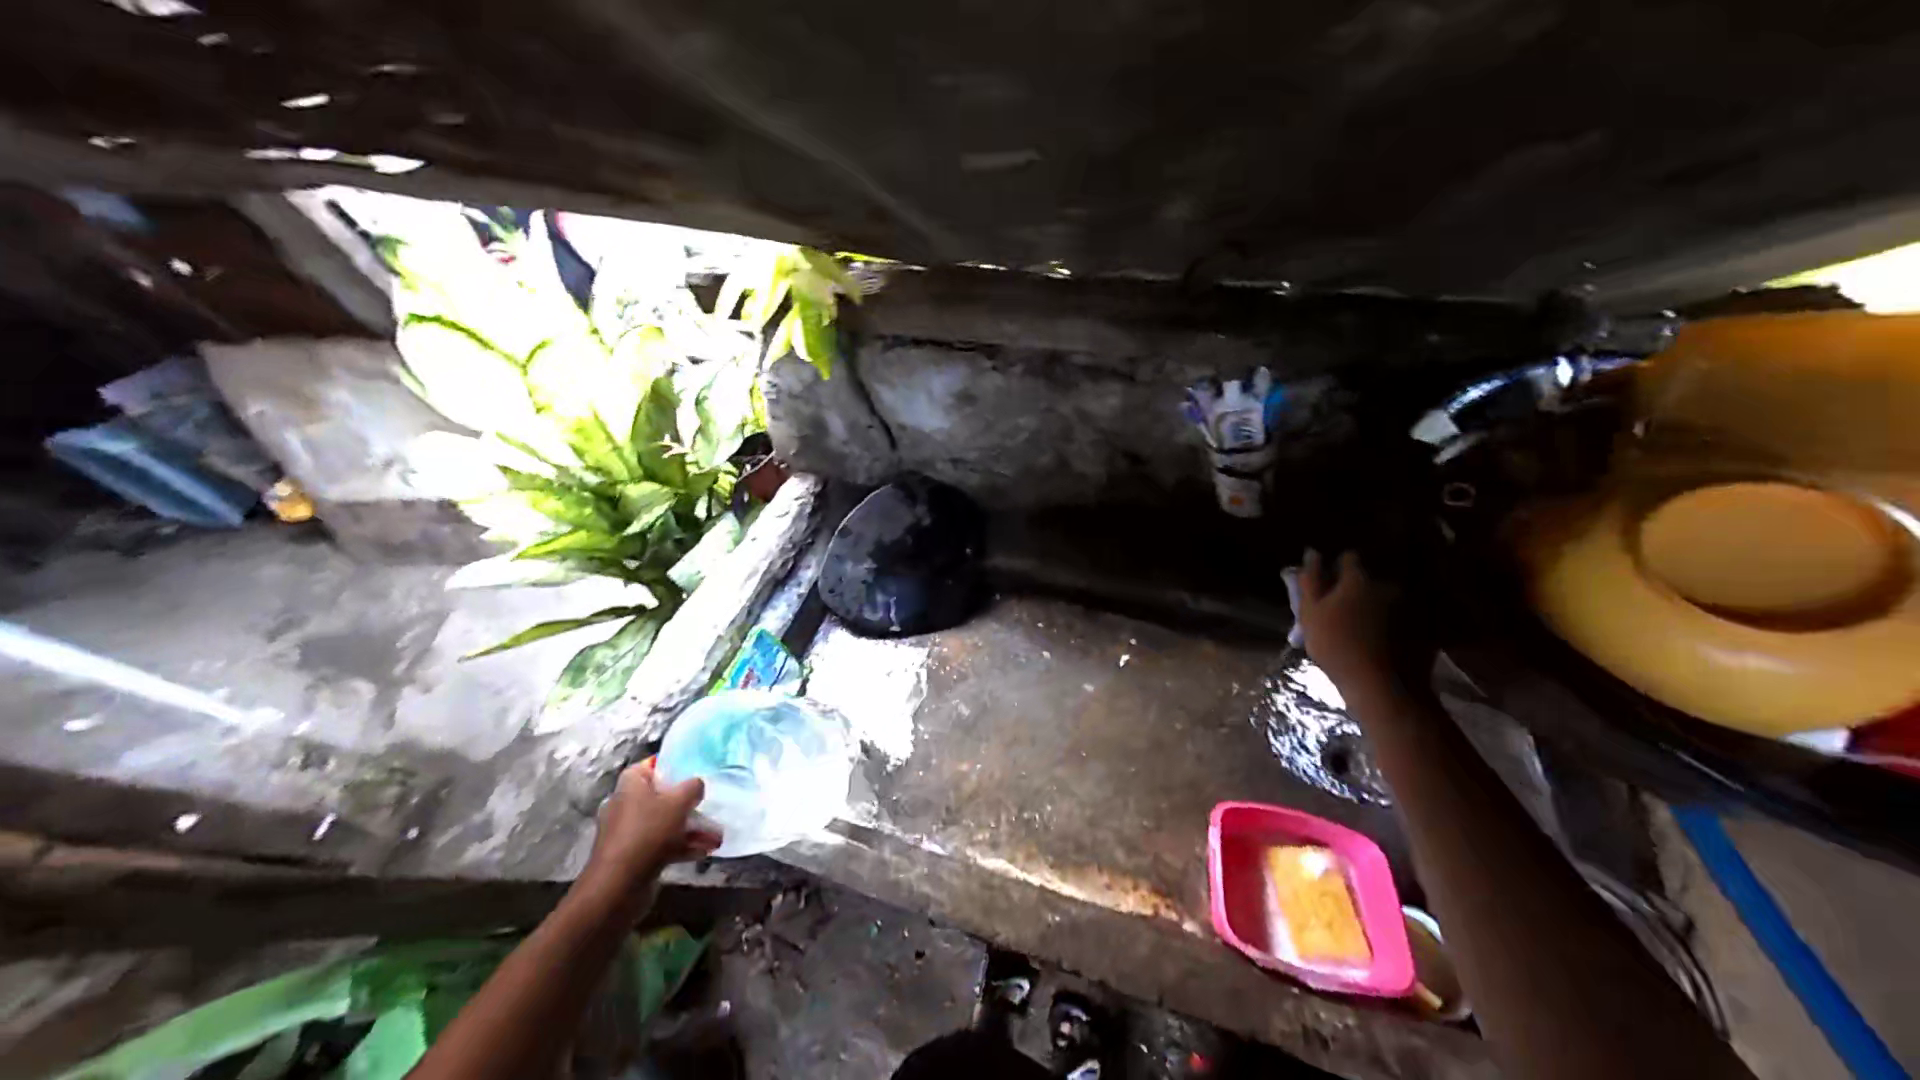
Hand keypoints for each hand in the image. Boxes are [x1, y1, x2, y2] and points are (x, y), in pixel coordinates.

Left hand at [581, 760, 720, 895]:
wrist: (619, 885)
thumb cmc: (649, 832)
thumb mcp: (679, 802)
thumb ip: (693, 787)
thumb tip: (696, 785)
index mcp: (630, 784)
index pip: (651, 765)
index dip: (673, 767)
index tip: (694, 773)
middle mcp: (625, 804)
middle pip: (661, 796)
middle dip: (687, 804)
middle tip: (708, 807)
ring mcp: (627, 831)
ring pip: (664, 823)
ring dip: (689, 828)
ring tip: (715, 837)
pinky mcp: (632, 855)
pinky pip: (660, 844)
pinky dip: (680, 846)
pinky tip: (703, 852)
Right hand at [1297, 549, 1426, 688]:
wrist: (1383, 686)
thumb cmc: (1336, 647)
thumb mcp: (1310, 614)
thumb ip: (1310, 581)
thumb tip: (1313, 552)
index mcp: (1357, 580)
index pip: (1349, 559)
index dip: (1338, 568)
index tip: (1331, 581)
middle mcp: (1388, 585)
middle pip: (1371, 580)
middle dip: (1361, 589)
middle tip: (1348, 610)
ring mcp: (1410, 605)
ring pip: (1389, 599)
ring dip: (1379, 607)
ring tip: (1368, 628)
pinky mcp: (1426, 627)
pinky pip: (1407, 618)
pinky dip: (1397, 624)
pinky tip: (1386, 641)